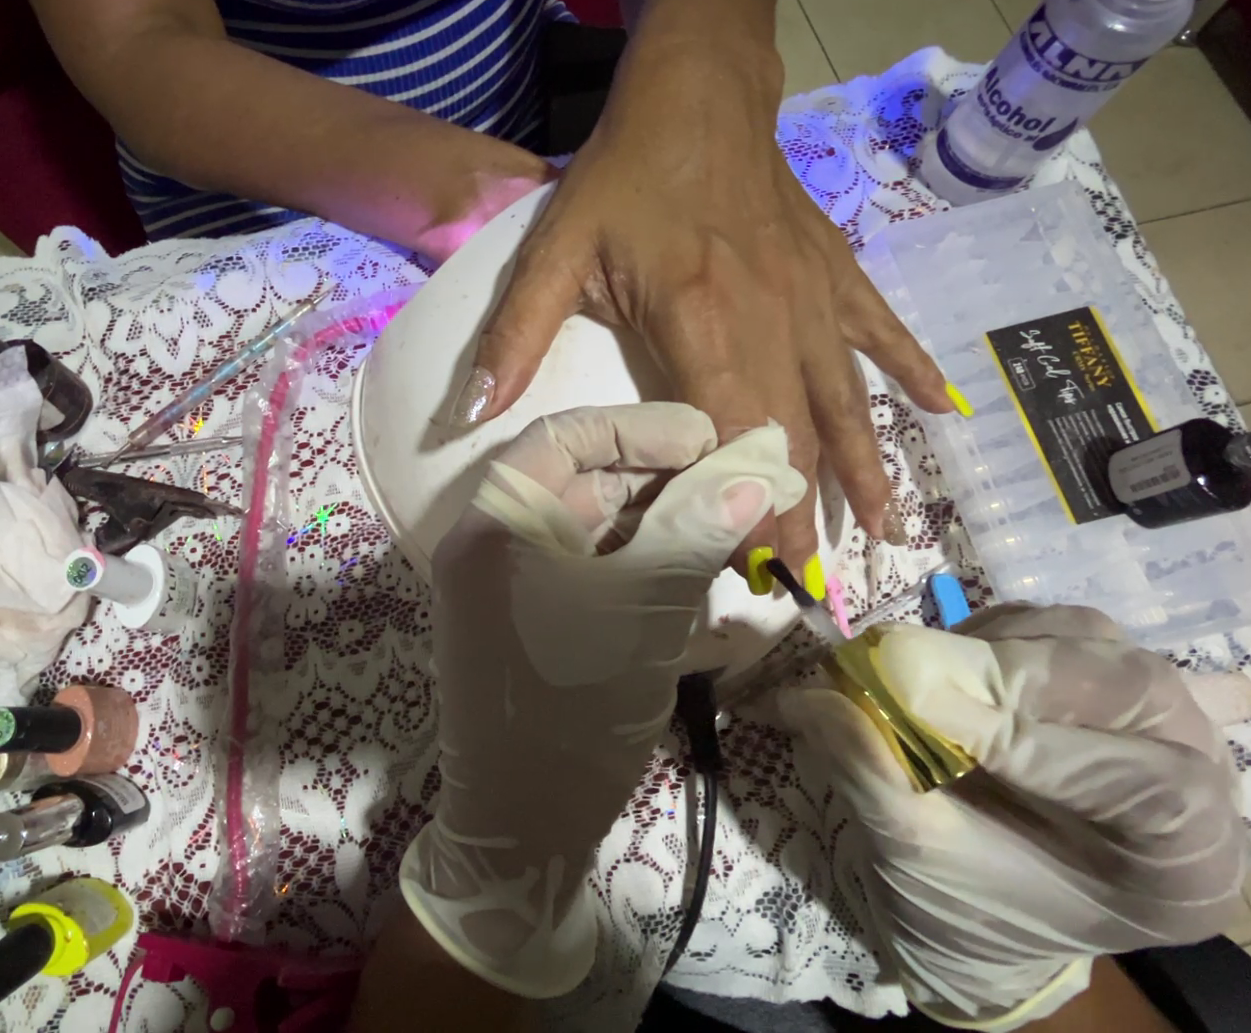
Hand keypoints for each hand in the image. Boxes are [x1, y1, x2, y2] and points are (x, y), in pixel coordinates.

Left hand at [401, 403, 804, 996]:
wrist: (524, 823)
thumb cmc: (573, 707)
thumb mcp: (641, 611)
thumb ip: (694, 531)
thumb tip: (756, 469)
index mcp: (496, 524)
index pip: (563, 438)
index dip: (639, 428)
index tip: (710, 438)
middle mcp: (493, 542)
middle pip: (582, 480)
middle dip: (662, 477)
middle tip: (740, 480)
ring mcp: (510, 583)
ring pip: (594, 527)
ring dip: (661, 521)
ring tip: (733, 522)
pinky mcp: (534, 619)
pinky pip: (591, 569)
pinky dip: (642, 562)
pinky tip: (698, 567)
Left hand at [450, 39, 954, 589]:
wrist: (697, 96)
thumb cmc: (622, 178)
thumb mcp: (555, 253)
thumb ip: (516, 336)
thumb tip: (472, 415)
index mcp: (704, 324)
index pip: (731, 437)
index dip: (744, 508)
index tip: (757, 572)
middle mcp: (773, 322)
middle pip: (793, 435)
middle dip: (800, 513)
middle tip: (812, 586)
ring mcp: (814, 298)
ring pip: (845, 400)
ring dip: (863, 469)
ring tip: (886, 533)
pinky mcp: (836, 273)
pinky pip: (880, 332)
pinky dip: (908, 373)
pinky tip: (938, 413)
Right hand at [778, 605, 1246, 1029]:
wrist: (977, 910)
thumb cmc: (958, 907)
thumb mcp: (912, 859)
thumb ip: (872, 775)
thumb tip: (810, 695)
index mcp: (1185, 869)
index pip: (1152, 783)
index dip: (1038, 738)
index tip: (923, 709)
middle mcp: (1206, 787)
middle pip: (1137, 688)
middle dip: (1016, 672)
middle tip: (913, 668)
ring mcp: (1159, 721)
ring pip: (1097, 640)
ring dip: (998, 644)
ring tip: (923, 672)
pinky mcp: (1100, 681)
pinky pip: (1062, 627)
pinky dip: (994, 632)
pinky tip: (950, 664)